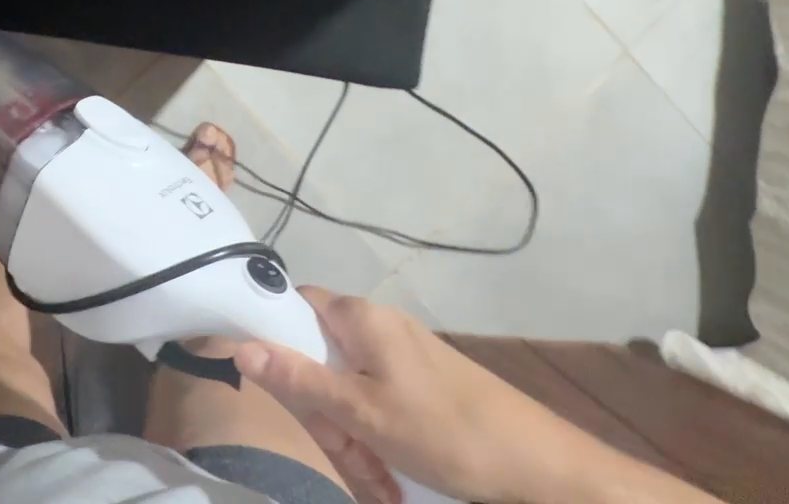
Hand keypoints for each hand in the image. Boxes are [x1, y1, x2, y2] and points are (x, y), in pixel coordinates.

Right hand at [235, 288, 596, 503]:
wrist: (549, 474)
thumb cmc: (448, 433)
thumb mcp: (363, 414)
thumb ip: (300, 380)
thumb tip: (239, 345)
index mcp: (361, 318)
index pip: (296, 305)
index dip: (278, 341)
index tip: (286, 391)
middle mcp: (380, 328)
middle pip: (321, 359)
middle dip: (327, 415)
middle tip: (350, 455)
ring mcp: (405, 358)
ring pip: (350, 392)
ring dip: (354, 440)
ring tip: (382, 483)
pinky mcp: (425, 387)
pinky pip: (380, 407)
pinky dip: (380, 442)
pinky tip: (396, 480)